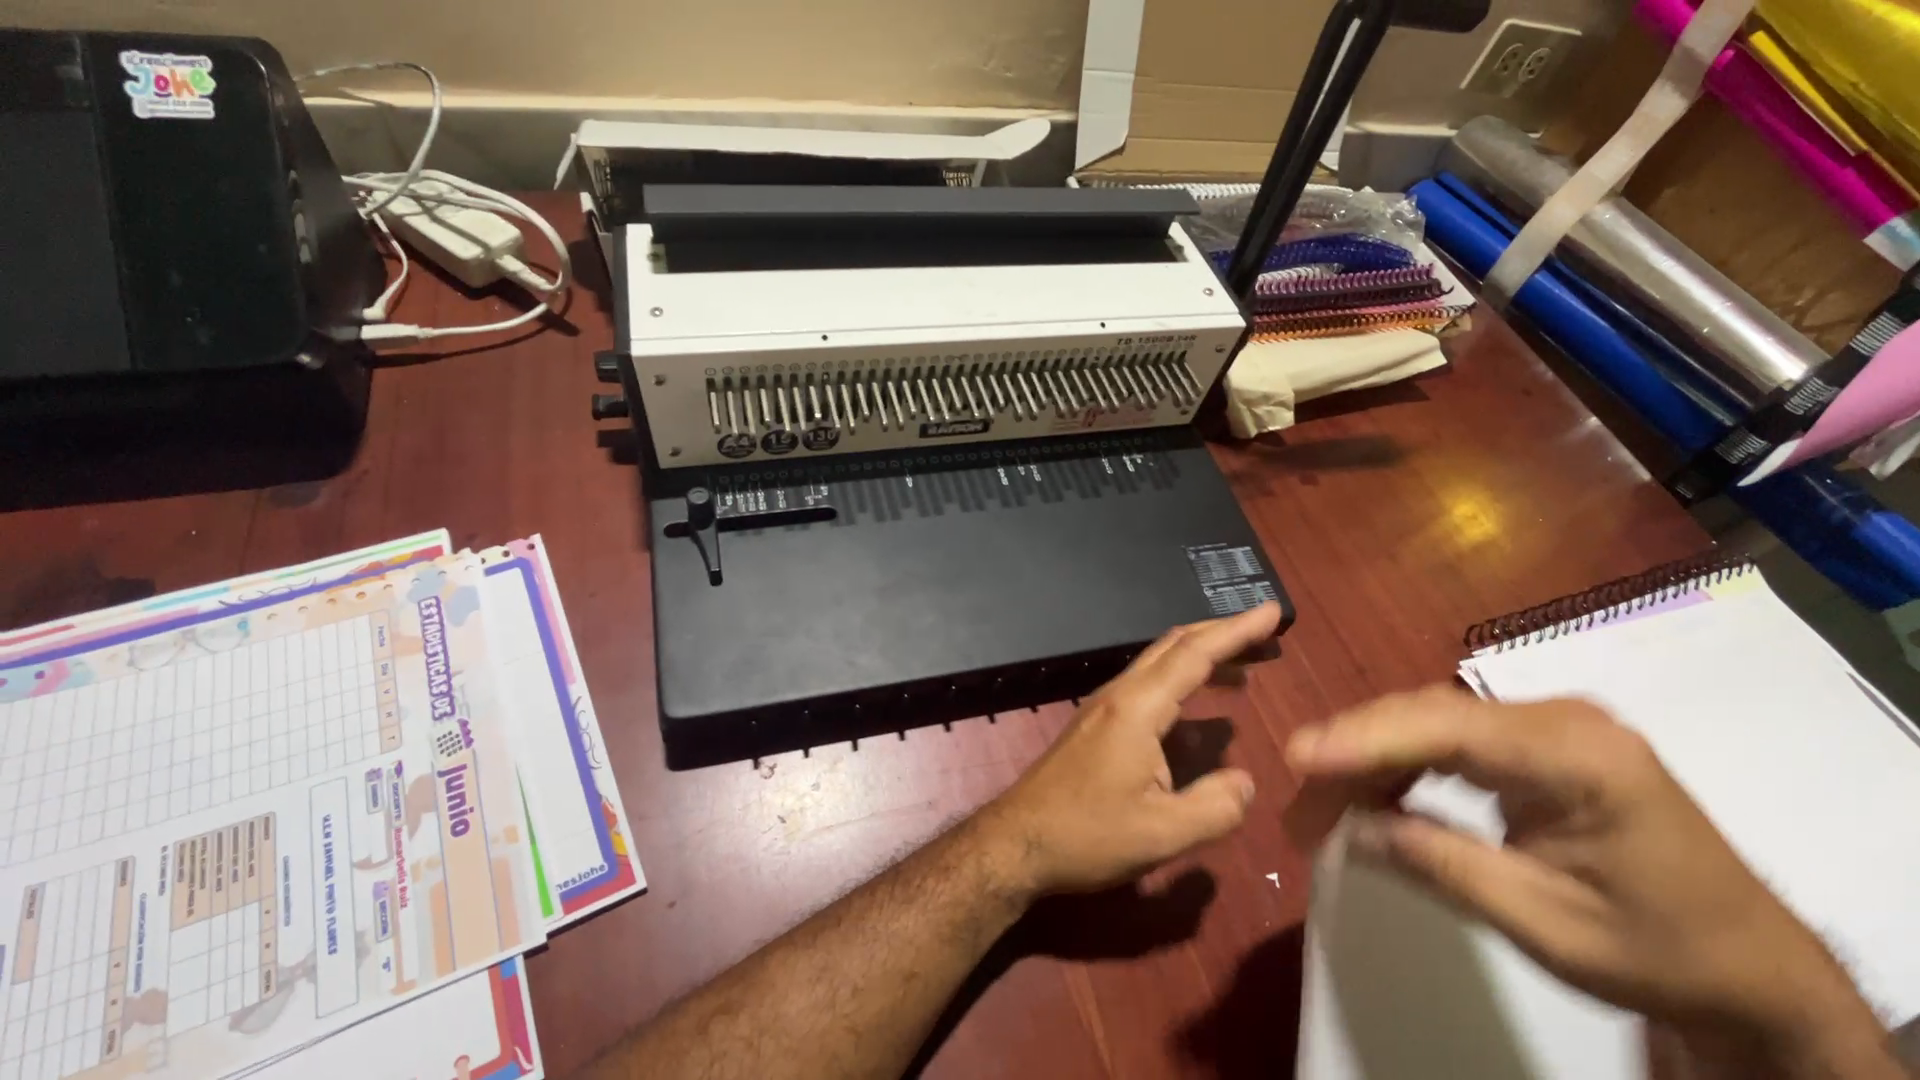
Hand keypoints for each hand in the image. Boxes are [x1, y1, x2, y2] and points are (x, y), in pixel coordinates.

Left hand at [974, 602, 1280, 897]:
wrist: (1016, 843)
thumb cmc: (1087, 836)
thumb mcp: (1163, 834)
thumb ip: (1215, 807)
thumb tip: (1246, 782)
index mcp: (1137, 709)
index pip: (1194, 655)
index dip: (1236, 631)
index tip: (1272, 611)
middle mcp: (1119, 696)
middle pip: (1173, 646)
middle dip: (1221, 634)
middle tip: (1265, 633)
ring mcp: (1102, 708)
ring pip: (1158, 665)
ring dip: (1200, 657)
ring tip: (1245, 668)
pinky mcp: (1095, 726)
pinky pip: (1146, 686)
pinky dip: (1180, 681)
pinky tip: (1197, 708)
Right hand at [1285, 688, 1896, 1074]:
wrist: (1750, 969)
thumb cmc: (1658, 951)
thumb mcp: (1543, 922)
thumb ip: (1440, 864)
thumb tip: (1348, 829)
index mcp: (1579, 756)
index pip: (1445, 727)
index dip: (1362, 738)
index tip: (1296, 758)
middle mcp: (1561, 719)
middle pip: (1428, 715)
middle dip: (1352, 753)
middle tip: (1297, 805)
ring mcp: (1551, 726)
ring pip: (1430, 723)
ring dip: (1368, 761)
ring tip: (1319, 808)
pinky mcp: (1538, 745)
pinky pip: (1451, 741)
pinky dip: (1402, 767)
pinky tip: (1370, 799)